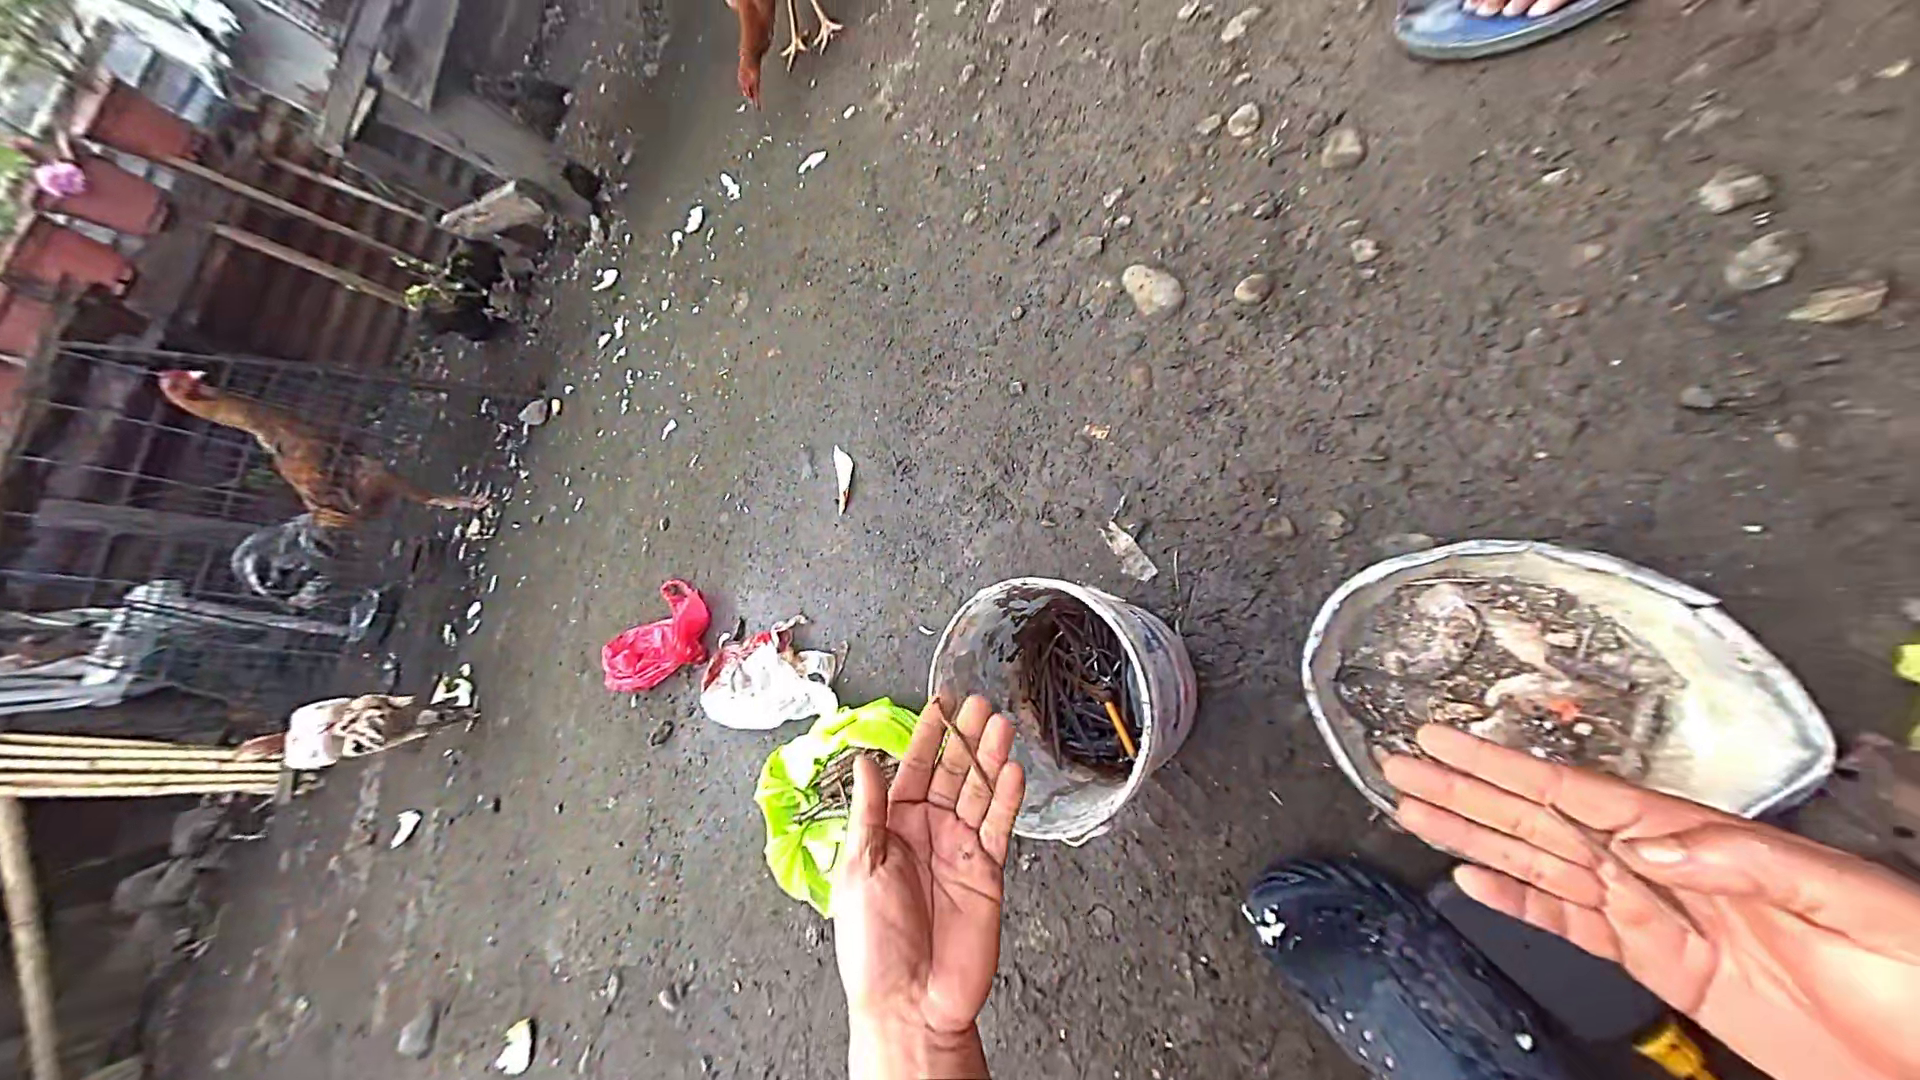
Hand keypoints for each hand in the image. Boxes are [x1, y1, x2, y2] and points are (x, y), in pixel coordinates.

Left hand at [831, 696, 1025, 1079]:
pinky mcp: (986, 869)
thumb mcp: (858, 867)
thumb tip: (865, 762)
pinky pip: (998, 825)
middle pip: (953, 772)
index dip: (929, 734)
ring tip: (1000, 726)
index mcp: (894, 826)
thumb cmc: (873, 945)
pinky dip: (1007, 798)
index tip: (941, 704)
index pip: (915, 767)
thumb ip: (868, 810)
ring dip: (990, 758)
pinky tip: (1012, 771)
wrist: (910, 1003)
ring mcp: (960, 847)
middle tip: (979, 705)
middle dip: (966, 737)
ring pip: (979, 790)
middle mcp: (929, 830)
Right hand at [1385, 724, 1919, 1079]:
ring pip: (1528, 859)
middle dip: (1457, 788)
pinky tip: (1469, 877)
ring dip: (1465, 834)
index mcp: (1688, 839)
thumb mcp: (1859, 905)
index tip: (1442, 739)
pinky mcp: (1648, 956)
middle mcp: (1650, 863)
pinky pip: (1559, 919)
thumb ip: (1746, 860)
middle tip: (1399, 767)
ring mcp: (1644, 909)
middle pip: (1528, 816)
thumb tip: (1641, 841)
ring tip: (1410, 811)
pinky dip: (1509, 898)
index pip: (1566, 788)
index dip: (1495, 762)